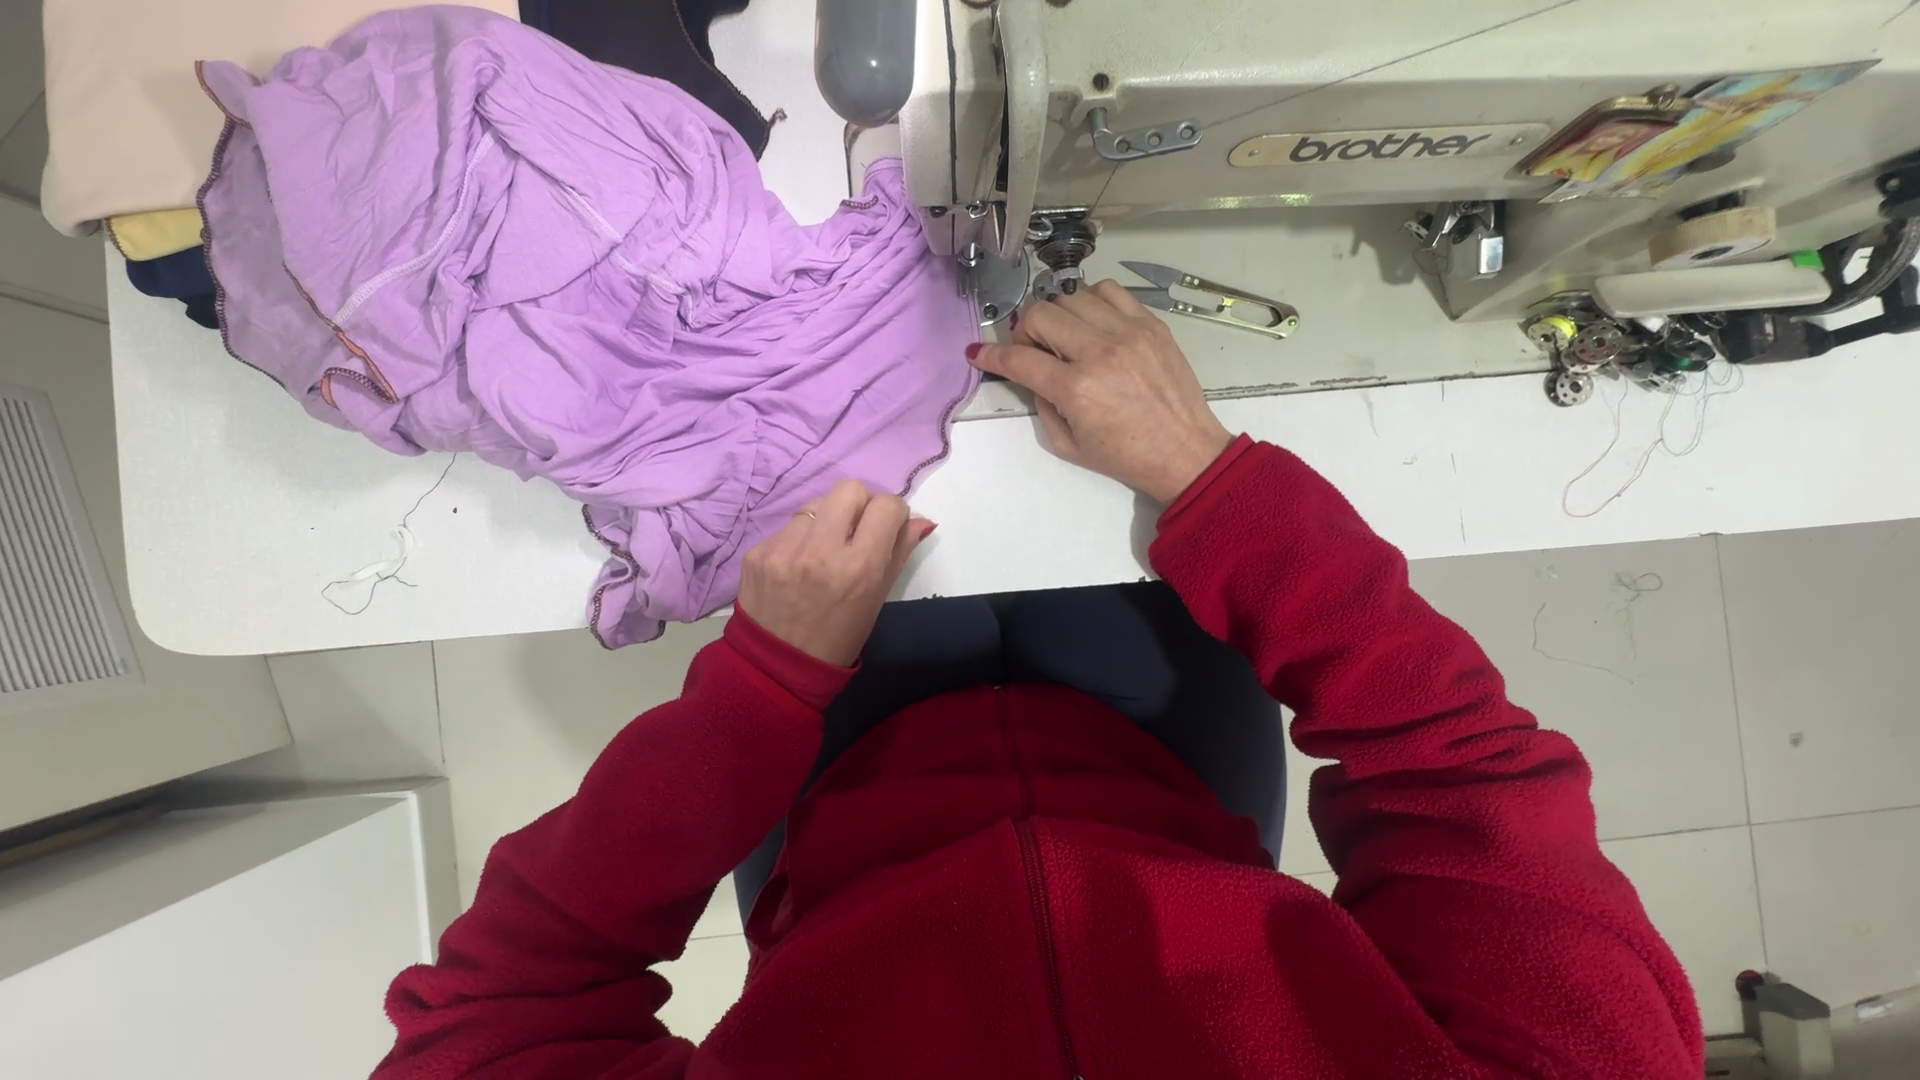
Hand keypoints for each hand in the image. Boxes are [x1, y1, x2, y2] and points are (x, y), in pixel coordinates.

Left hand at [737, 479, 933, 666]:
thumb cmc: (839, 638)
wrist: (776, 667)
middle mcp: (821, 551)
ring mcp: (784, 549)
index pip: (886, 506)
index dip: (893, 513)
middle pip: (849, 489)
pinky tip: (797, 565)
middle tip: (857, 529)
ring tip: (824, 550)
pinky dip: (800, 539)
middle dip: (860, 504)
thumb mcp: (876, 601)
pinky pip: (788, 527)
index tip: (887, 527)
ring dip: (827, 520)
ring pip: (816, 504)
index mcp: (859, 567)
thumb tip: (920, 521)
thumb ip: (898, 554)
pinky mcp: (758, 552)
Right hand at [967, 283, 1233, 502]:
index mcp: (1076, 390)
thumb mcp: (1067, 444)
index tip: (978, 353)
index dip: (991, 356)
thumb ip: (1042, 404)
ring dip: (1057, 315)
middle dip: (1024, 331)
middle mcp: (1099, 353)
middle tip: (1032, 349)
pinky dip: (1091, 301)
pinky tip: (1092, 323)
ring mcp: (1128, 333)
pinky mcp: (1150, 324)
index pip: (1018, 359)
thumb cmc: (1124, 457)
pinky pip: (1109, 291)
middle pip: (1040, 315)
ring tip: (1064, 336)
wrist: (1184, 451)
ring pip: (1071, 297)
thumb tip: (1032, 372)